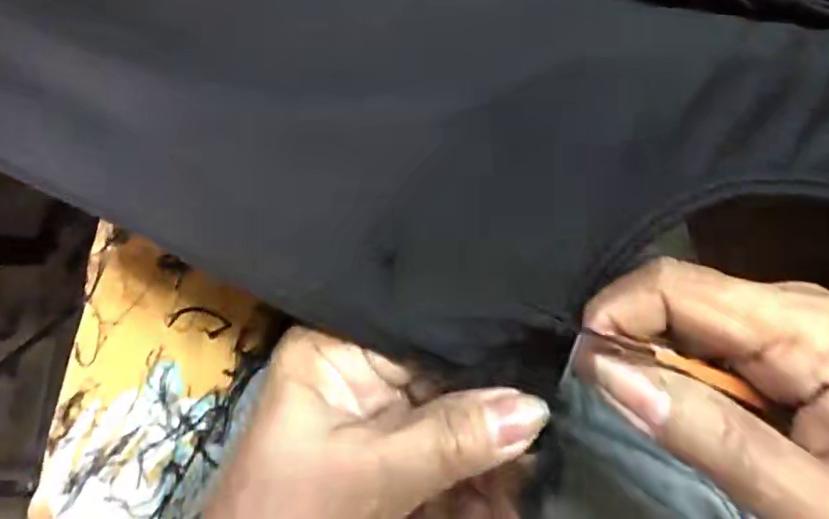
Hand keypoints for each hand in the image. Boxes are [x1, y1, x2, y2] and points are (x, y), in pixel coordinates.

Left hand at [204, 326, 549, 518]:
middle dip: (491, 410)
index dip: (477, 345)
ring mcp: (373, 415)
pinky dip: (471, 482)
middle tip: (541, 433)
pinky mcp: (386, 457)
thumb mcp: (370, 474)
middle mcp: (357, 369)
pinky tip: (505, 500)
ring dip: (489, 455)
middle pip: (442, 375)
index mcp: (336, 347)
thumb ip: (450, 440)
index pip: (419, 327)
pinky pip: (440, 455)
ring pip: (449, 418)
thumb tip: (532, 409)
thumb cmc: (287, 513)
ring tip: (529, 479)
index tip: (535, 359)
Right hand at [581, 259, 828, 518]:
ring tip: (634, 414)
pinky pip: (747, 368)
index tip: (576, 364)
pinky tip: (692, 421)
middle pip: (701, 306)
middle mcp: (825, 317)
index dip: (623, 312)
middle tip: (597, 401)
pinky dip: (706, 391)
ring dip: (670, 370)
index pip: (693, 287)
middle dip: (641, 342)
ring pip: (717, 336)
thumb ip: (725, 442)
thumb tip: (610, 371)